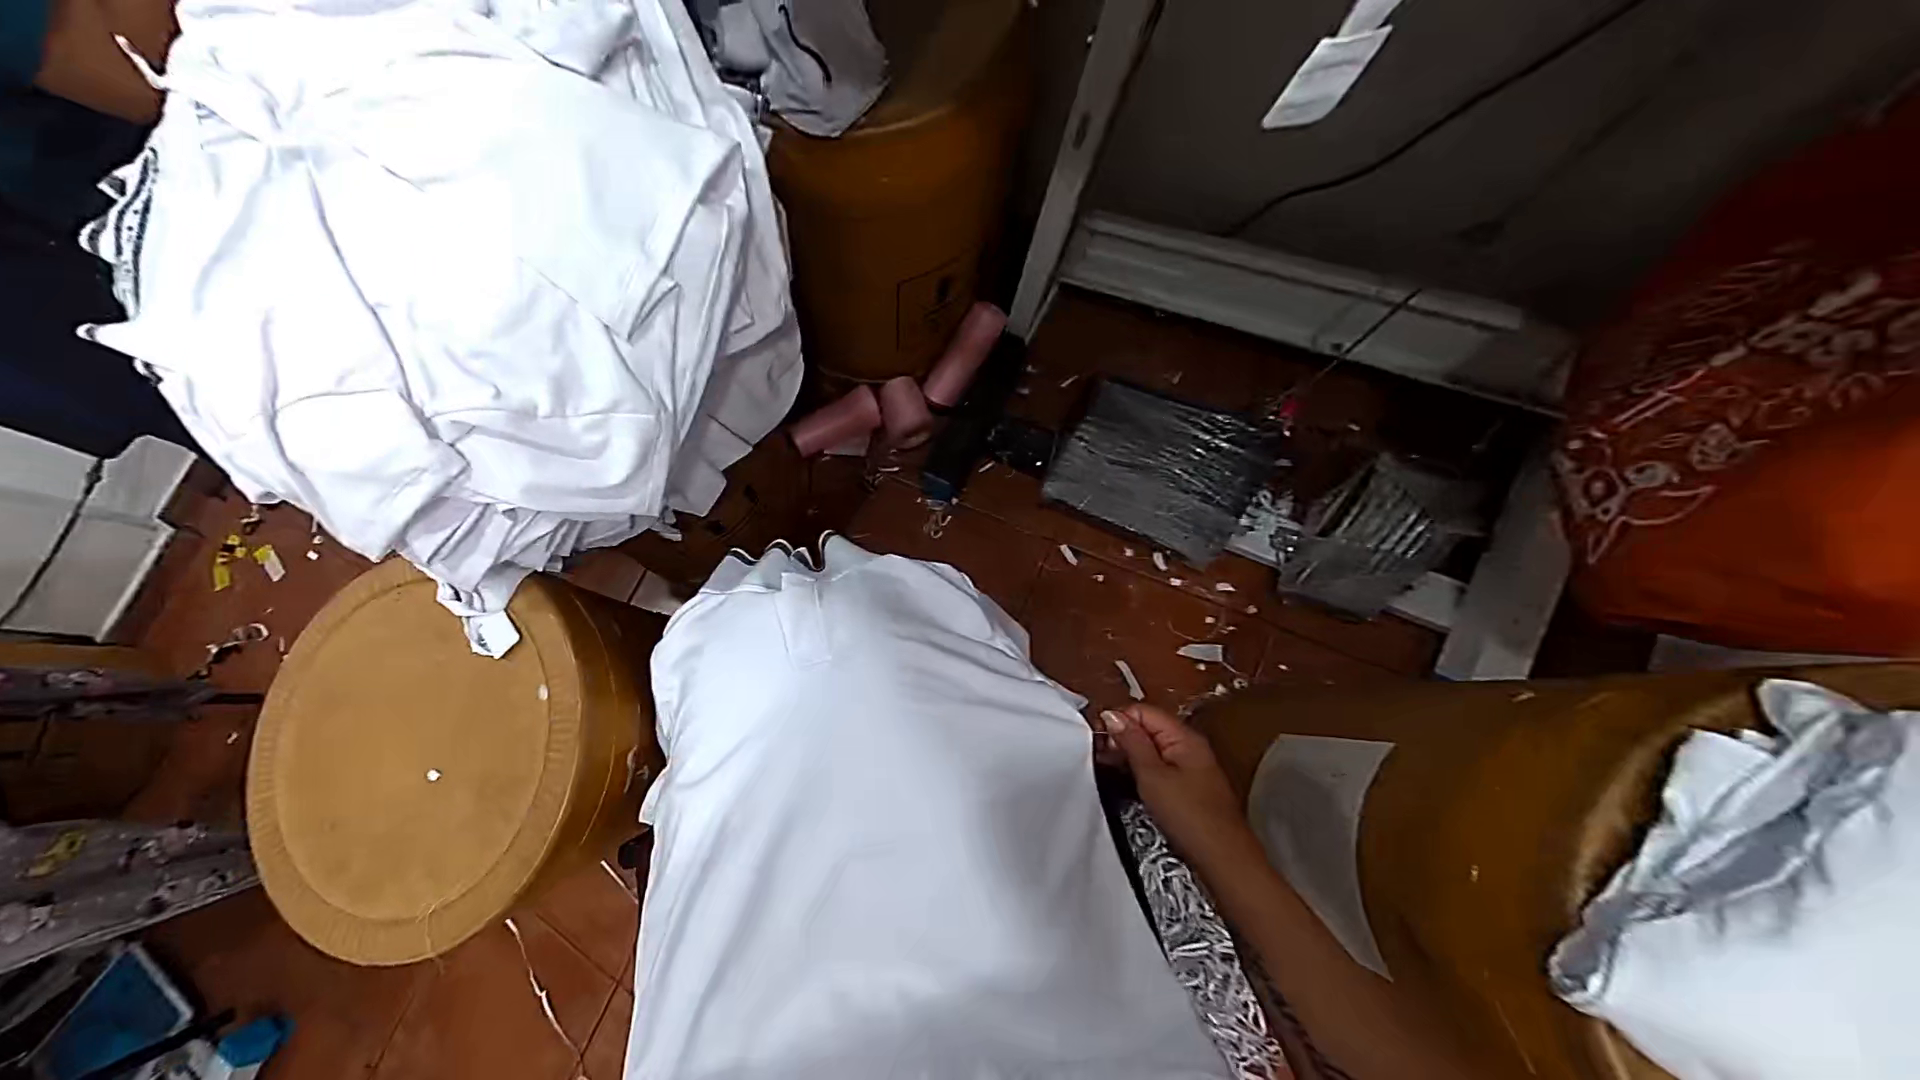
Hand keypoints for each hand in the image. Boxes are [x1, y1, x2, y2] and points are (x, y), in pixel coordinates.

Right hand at [1099, 704, 1260, 867]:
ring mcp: (1189, 766)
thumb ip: (1131, 742)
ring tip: (1108, 769)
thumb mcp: (1152, 776)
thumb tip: (1112, 715)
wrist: (1224, 861)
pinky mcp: (1188, 786)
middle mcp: (1188, 745)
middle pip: (1147, 727)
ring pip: (1151, 748)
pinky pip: (1159, 767)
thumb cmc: (1189, 816)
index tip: (1098, 739)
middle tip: (1100, 756)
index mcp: (1183, 736)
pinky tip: (1128, 782)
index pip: (1143, 711)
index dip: (1118, 720)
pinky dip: (1141, 770)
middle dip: (1121, 737)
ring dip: (1129, 755)